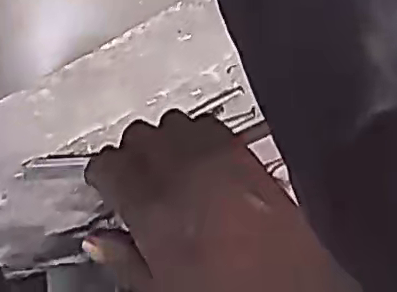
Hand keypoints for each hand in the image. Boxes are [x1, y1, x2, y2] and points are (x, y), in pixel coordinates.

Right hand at [83, 111, 355, 291]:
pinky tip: (199, 161)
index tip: (103, 183)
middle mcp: (184, 169)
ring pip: (172, 121)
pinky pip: (207, 124)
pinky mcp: (245, 149)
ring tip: (166, 170)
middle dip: (130, 154)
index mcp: (155, 207)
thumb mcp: (163, 291)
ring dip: (164, 141)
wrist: (296, 291)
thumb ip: (126, 261)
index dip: (101, 174)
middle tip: (131, 181)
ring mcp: (217, 154)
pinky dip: (196, 135)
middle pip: (139, 135)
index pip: (110, 165)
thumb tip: (100, 242)